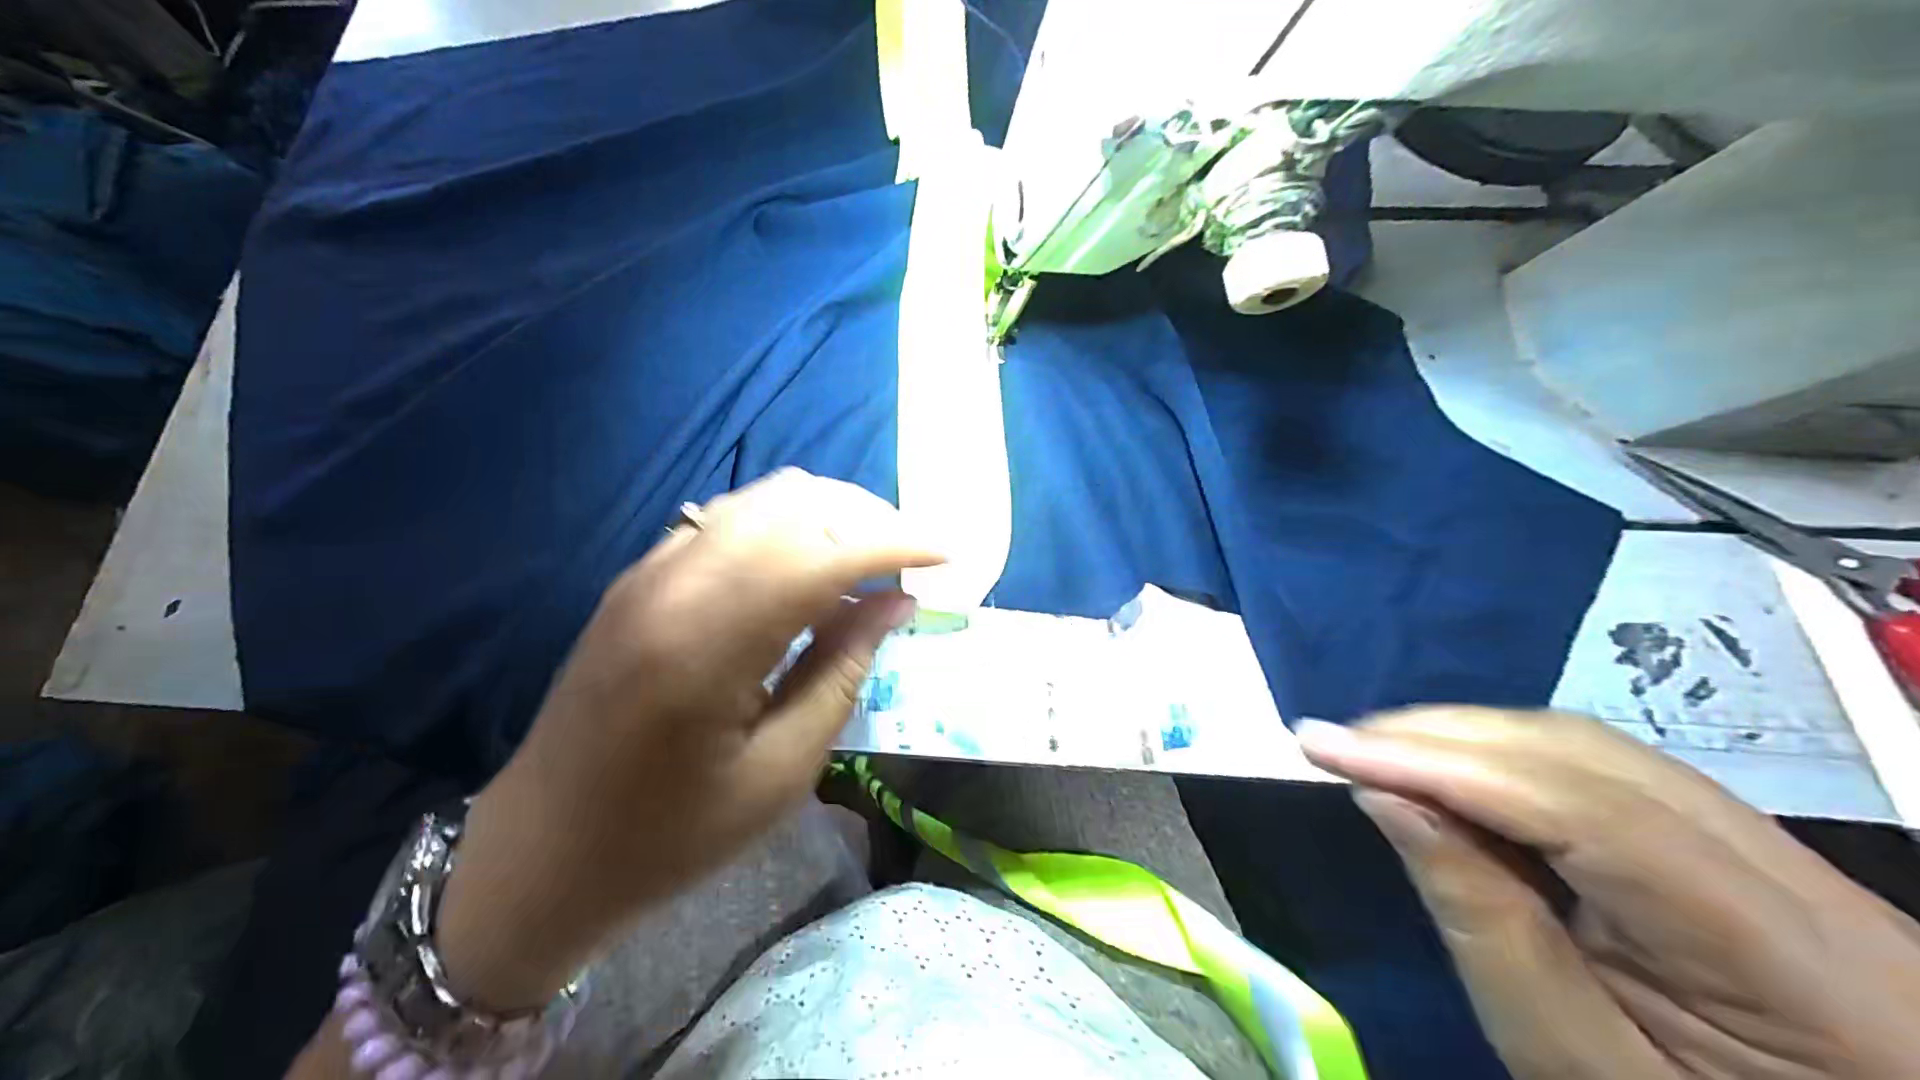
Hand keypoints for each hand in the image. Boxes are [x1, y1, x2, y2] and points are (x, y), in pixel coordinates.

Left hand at [438, 469, 943, 1008]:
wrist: (540, 852)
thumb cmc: (670, 836)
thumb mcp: (781, 772)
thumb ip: (843, 670)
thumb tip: (897, 600)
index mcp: (710, 642)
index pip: (823, 554)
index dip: (897, 542)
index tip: (948, 554)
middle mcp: (676, 583)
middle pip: (794, 505)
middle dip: (867, 518)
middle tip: (911, 561)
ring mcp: (650, 572)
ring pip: (760, 501)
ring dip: (827, 516)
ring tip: (868, 560)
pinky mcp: (639, 578)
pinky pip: (727, 521)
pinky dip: (783, 527)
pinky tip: (805, 569)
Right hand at [1298, 708, 1919, 1079]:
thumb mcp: (1563, 1055)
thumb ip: (1479, 918)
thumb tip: (1382, 794)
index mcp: (1801, 968)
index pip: (1593, 815)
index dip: (1444, 765)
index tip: (1325, 744)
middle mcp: (1815, 885)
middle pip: (1592, 758)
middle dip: (1445, 737)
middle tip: (1340, 742)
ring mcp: (1783, 854)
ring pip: (1594, 749)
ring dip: (1467, 738)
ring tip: (1376, 750)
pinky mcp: (1739, 844)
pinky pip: (1602, 770)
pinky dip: (1503, 758)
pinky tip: (1445, 770)